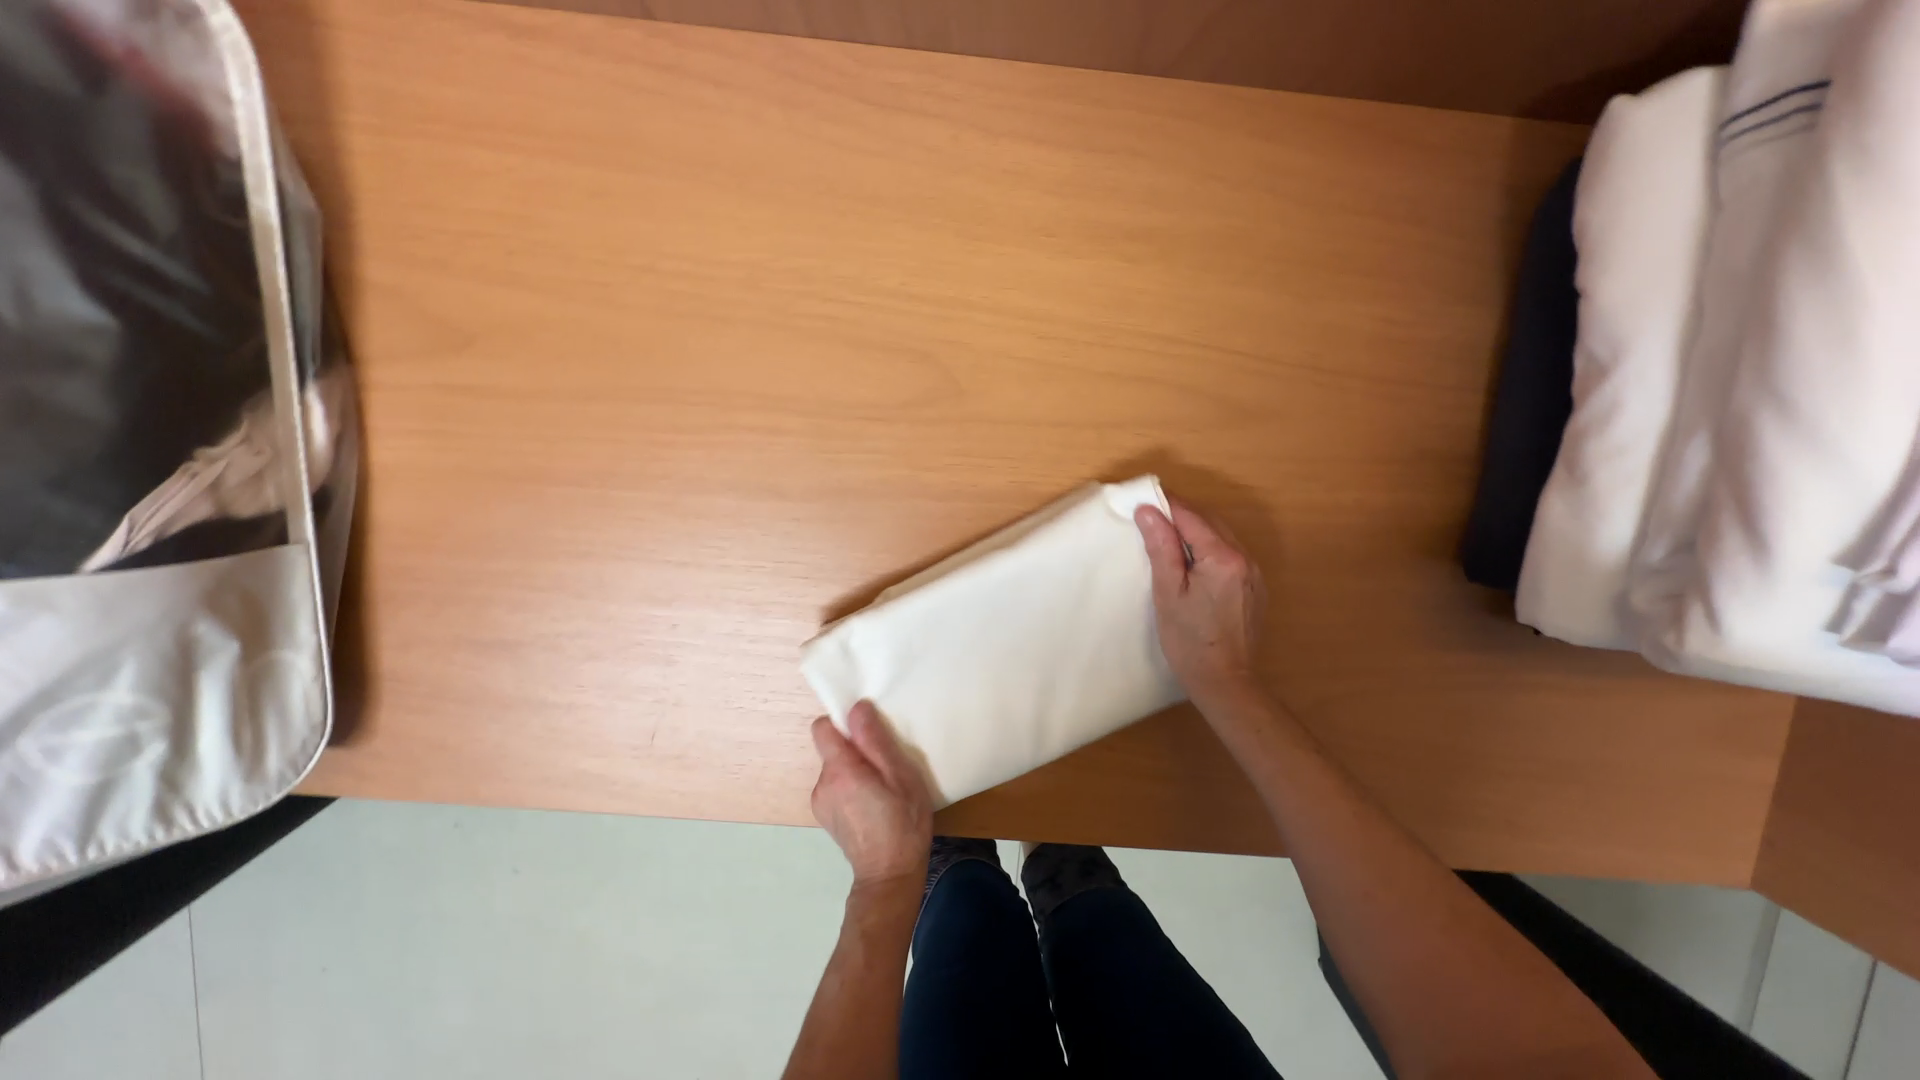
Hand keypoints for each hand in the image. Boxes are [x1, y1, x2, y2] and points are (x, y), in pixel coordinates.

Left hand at [809, 701, 933, 888]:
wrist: (889, 876)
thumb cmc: (903, 824)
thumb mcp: (900, 777)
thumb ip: (875, 742)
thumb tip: (857, 708)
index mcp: (840, 770)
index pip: (822, 727)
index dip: (843, 723)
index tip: (867, 732)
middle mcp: (822, 783)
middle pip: (831, 749)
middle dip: (856, 750)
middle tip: (885, 766)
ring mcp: (820, 802)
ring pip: (836, 769)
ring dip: (855, 770)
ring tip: (881, 788)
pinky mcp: (825, 816)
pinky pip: (836, 787)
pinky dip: (851, 788)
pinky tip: (872, 804)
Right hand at [1136, 499, 1267, 707]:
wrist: (1224, 681)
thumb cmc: (1189, 641)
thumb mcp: (1168, 593)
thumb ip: (1161, 548)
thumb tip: (1148, 512)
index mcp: (1222, 557)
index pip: (1191, 517)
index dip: (1166, 505)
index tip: (1142, 500)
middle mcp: (1245, 558)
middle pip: (1210, 522)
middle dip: (1181, 515)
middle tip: (1150, 516)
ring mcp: (1253, 573)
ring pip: (1221, 537)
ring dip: (1195, 531)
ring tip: (1166, 537)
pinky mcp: (1254, 587)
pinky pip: (1230, 555)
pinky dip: (1208, 548)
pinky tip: (1191, 562)